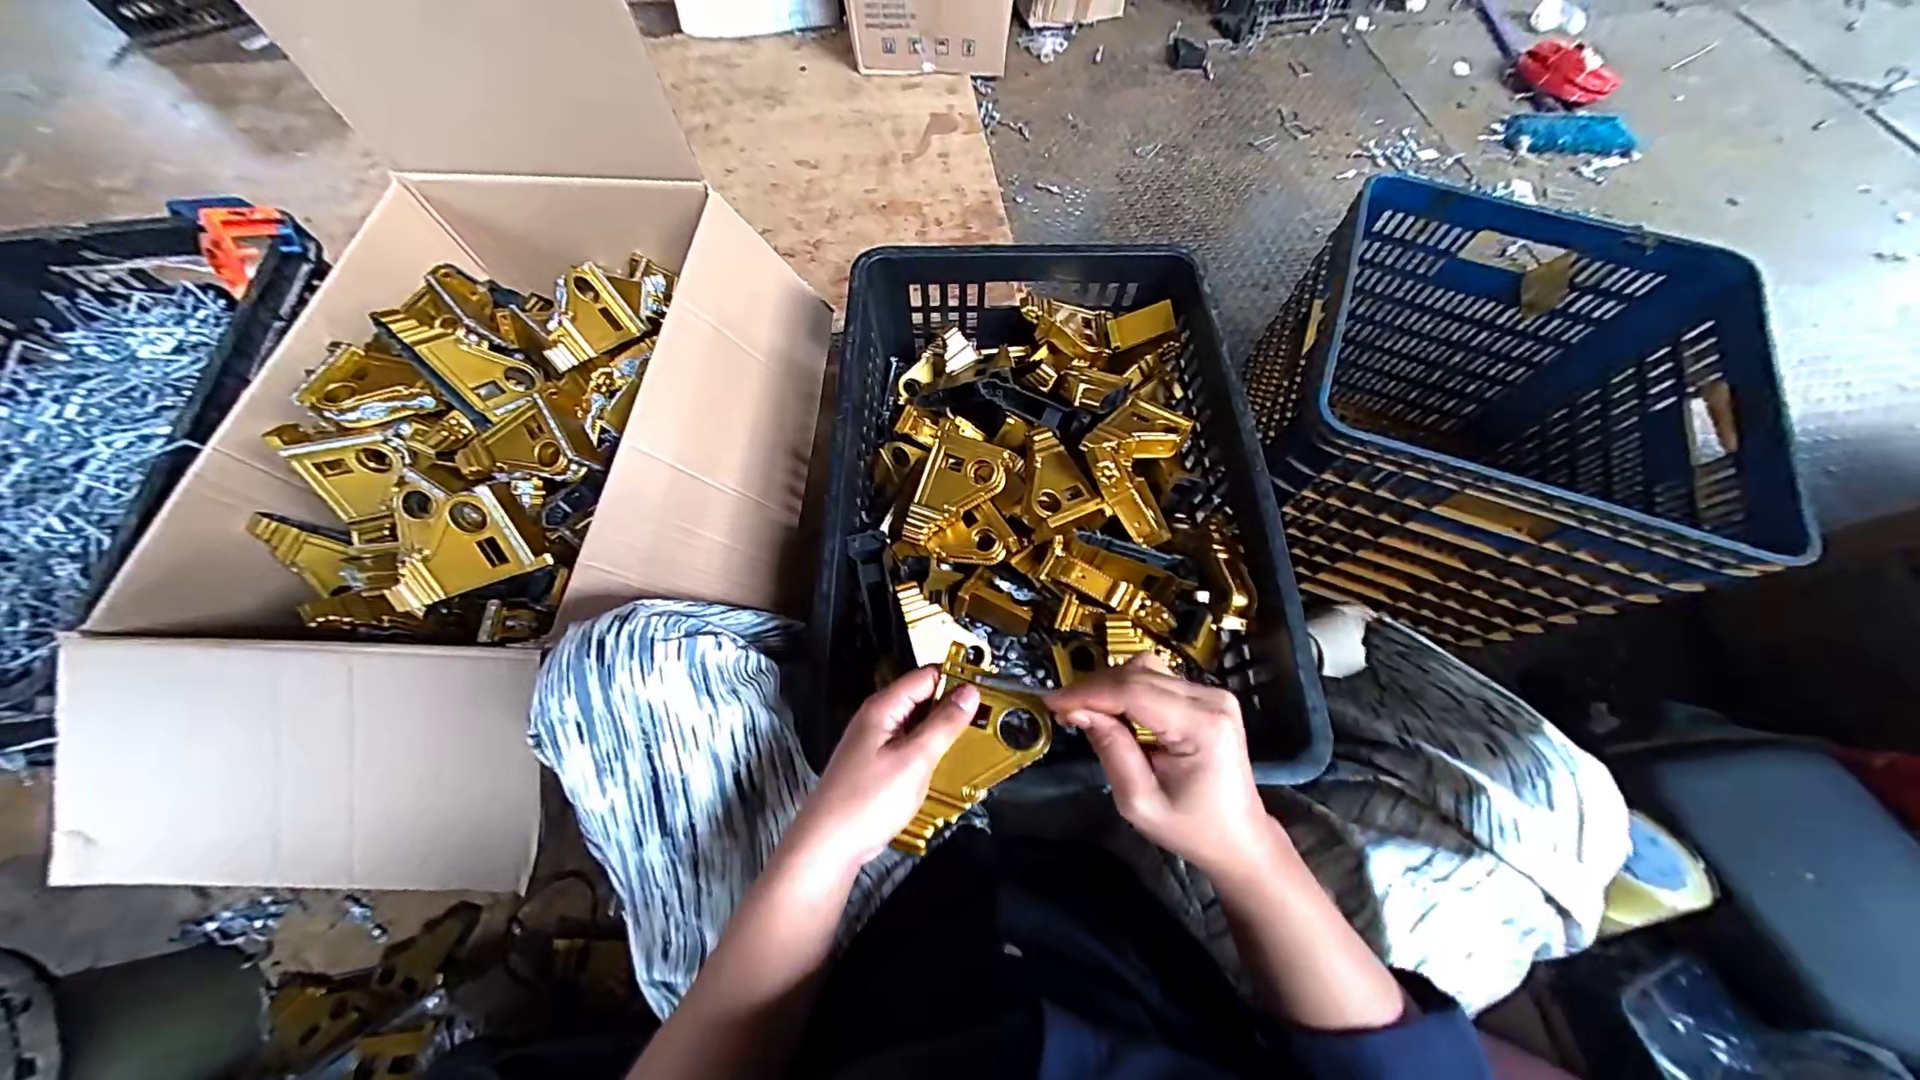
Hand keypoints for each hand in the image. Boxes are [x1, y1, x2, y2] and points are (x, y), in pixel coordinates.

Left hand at [781, 667, 979, 877]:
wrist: (828, 846)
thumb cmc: (864, 803)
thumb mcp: (915, 760)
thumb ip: (944, 724)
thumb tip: (968, 694)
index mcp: (883, 707)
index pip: (927, 675)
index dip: (957, 680)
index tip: (983, 692)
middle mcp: (877, 718)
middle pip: (923, 697)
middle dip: (952, 706)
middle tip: (982, 721)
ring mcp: (875, 740)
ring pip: (918, 722)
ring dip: (942, 730)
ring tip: (968, 743)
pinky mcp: (877, 762)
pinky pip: (909, 744)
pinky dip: (928, 749)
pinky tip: (942, 764)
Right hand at [1046, 654, 1282, 878]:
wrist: (1240, 839)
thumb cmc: (1192, 829)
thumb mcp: (1140, 802)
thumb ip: (1111, 749)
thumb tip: (1079, 709)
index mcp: (1202, 726)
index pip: (1133, 691)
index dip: (1087, 692)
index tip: (1052, 702)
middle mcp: (1211, 699)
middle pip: (1137, 674)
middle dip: (1093, 689)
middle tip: (1063, 711)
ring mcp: (1212, 694)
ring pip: (1143, 670)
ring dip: (1108, 687)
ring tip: (1085, 712)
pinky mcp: (1207, 696)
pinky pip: (1155, 679)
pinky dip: (1126, 690)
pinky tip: (1112, 712)